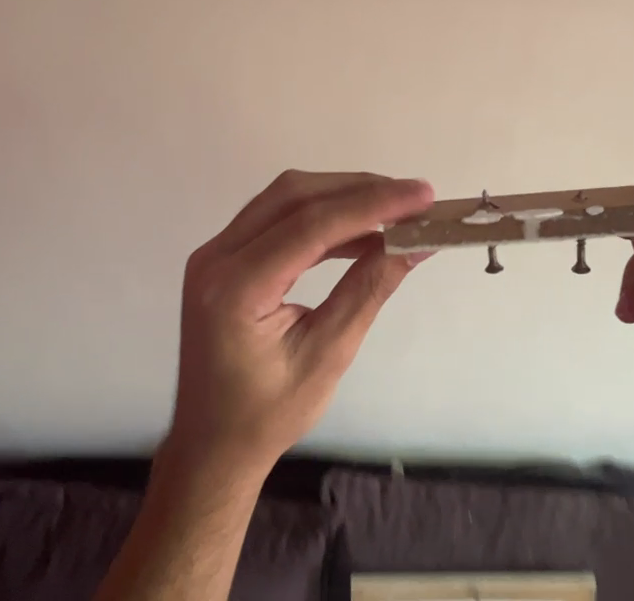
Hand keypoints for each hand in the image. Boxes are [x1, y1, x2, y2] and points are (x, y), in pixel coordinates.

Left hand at [166, 170, 435, 476]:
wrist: (210, 443)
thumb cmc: (267, 415)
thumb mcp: (328, 356)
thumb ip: (368, 289)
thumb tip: (416, 242)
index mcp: (235, 289)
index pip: (311, 225)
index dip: (372, 204)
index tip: (423, 196)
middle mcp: (215, 258)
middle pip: (295, 196)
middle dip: (360, 190)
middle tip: (415, 197)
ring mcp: (214, 253)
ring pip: (285, 198)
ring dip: (342, 196)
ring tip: (396, 209)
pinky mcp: (224, 256)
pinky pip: (276, 217)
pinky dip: (322, 215)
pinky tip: (361, 231)